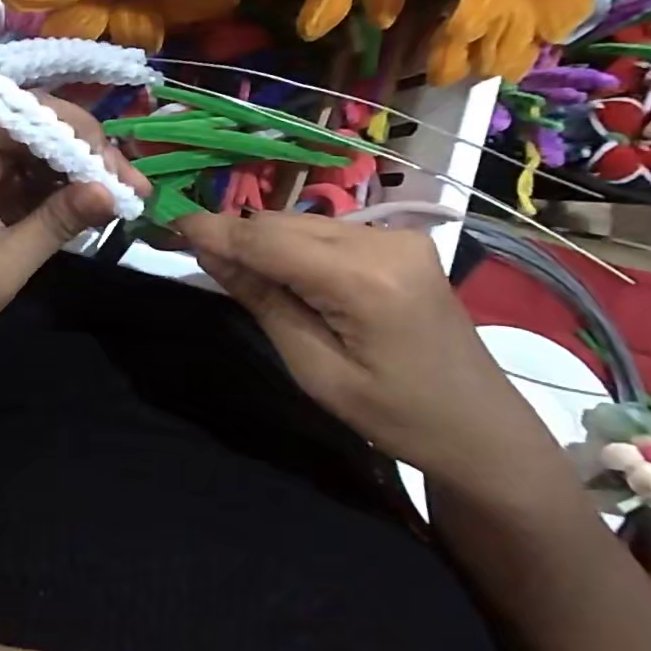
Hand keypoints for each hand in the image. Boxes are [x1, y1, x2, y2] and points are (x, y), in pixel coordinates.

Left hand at [0, 95, 148, 388]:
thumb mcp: (6, 261)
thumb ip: (58, 222)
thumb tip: (113, 192)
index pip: (24, 116)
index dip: (72, 129)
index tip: (110, 160)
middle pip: (39, 134)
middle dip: (87, 154)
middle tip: (131, 184)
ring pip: (43, 160)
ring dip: (83, 175)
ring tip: (127, 195)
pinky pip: (36, 186)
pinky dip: (67, 195)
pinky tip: (99, 206)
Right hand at [176, 211, 553, 472]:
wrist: (481, 428)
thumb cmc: (398, 417)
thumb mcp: (317, 371)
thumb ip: (264, 301)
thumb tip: (212, 253)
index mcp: (364, 278)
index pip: (269, 239)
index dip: (215, 230)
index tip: (169, 225)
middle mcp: (384, 240)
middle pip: (285, 223)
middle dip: (237, 236)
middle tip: (191, 253)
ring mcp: (398, 236)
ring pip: (305, 223)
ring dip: (265, 241)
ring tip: (233, 268)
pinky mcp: (401, 243)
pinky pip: (329, 233)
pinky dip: (295, 246)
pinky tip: (281, 271)